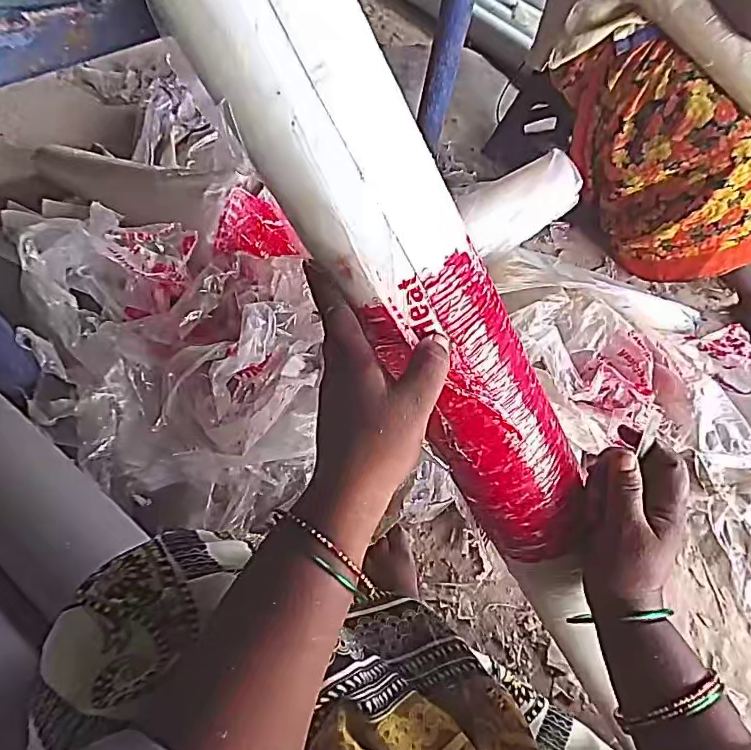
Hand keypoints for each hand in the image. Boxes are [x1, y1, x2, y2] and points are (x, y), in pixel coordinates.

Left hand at [297, 266, 450, 539]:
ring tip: (384, 322)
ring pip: (345, 350)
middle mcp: (336, 369)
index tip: (314, 259)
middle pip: (338, 327)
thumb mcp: (414, 403)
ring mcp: (335, 391)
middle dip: (347, 303)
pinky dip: (365, 358)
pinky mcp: (340, 409)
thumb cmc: (378, 444)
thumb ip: (427, 367)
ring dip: (358, 331)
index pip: (335, 311)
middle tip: (366, 285)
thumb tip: (436, 339)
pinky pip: (352, 371)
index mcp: (350, 359)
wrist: (348, 490)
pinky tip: (386, 367)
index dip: (325, 283)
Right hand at [578, 428, 688, 611]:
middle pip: (637, 467)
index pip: (667, 461)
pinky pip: (606, 497)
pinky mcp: (618, 521)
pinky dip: (595, 498)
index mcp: (668, 507)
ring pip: (618, 481)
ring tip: (595, 508)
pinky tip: (590, 513)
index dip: (647, 443)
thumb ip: (625, 489)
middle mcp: (655, 507)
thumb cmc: (627, 571)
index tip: (620, 434)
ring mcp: (636, 514)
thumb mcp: (625, 528)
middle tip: (597, 482)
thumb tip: (623, 453)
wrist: (618, 605)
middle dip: (613, 469)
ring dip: (601, 486)